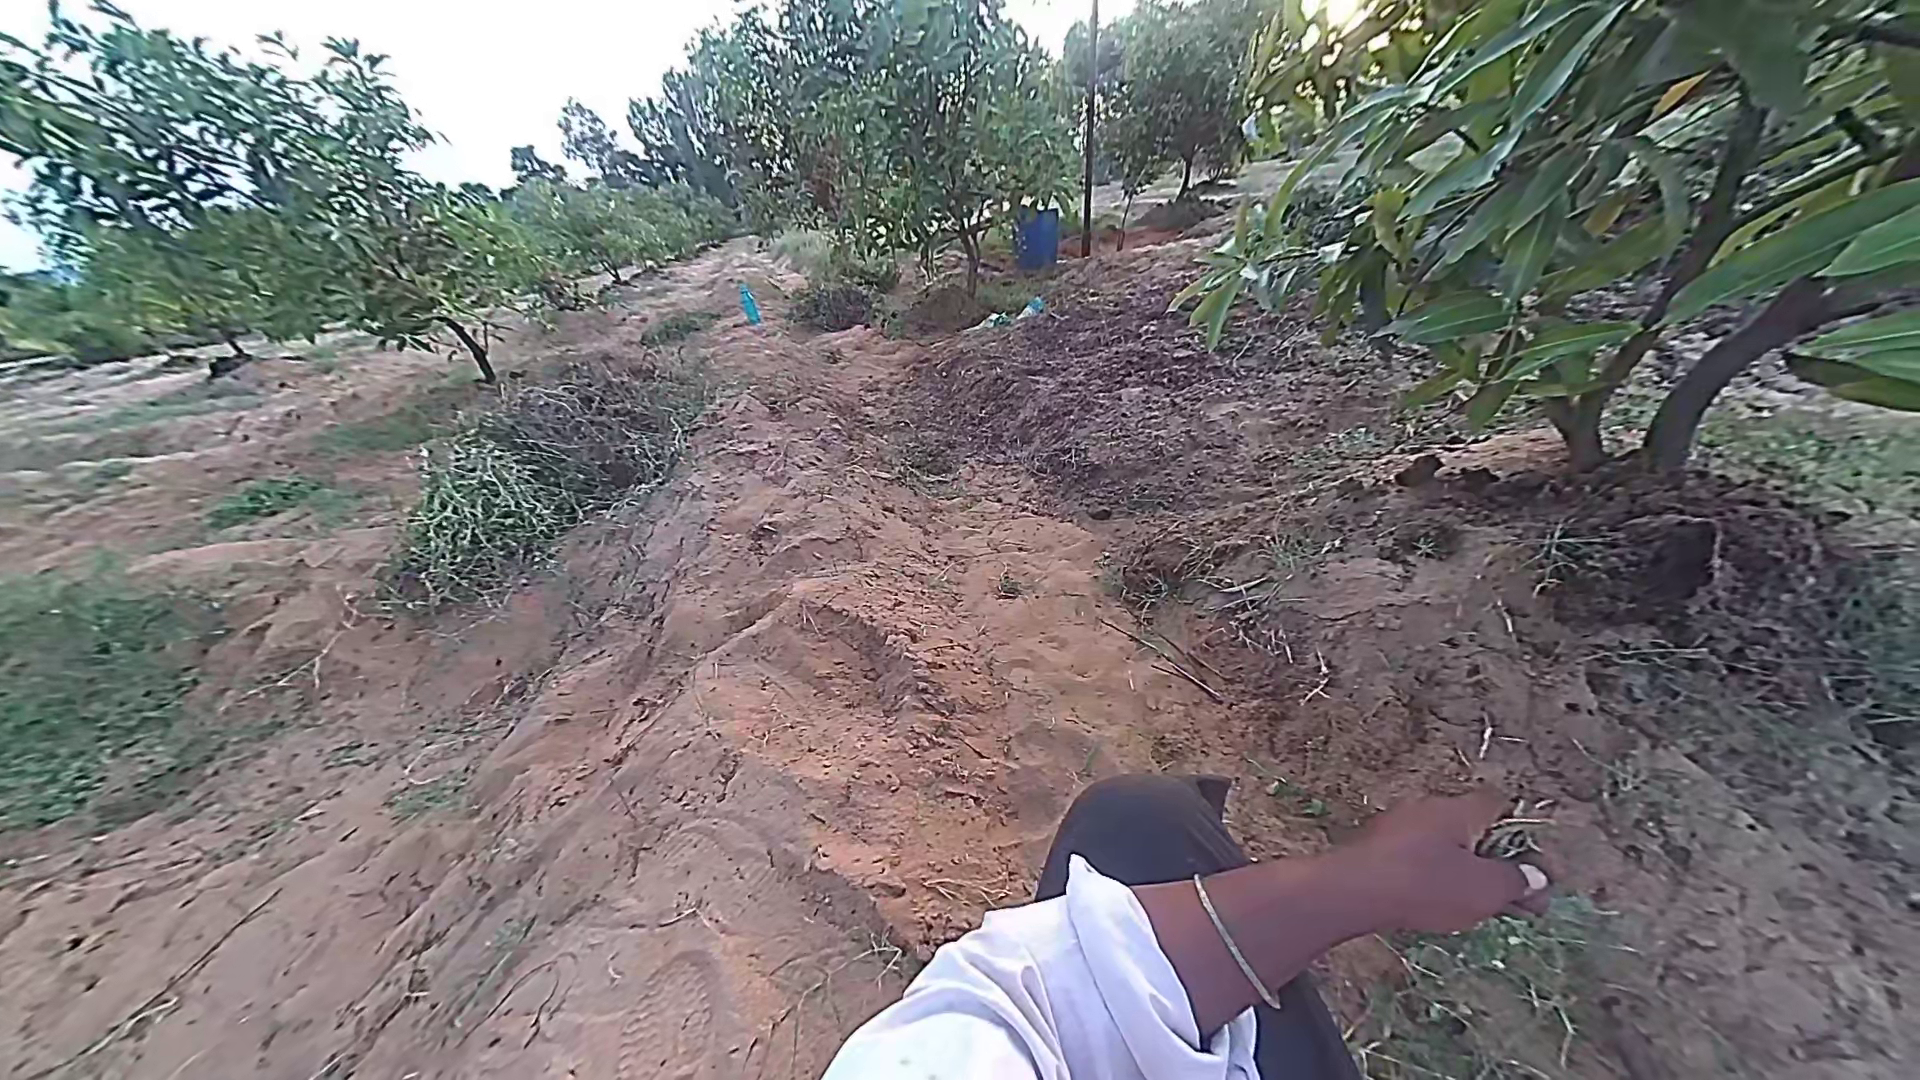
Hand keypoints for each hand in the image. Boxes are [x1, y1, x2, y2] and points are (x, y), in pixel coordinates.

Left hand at [1340, 788, 1550, 934]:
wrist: (1355, 888)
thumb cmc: (1426, 884)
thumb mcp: (1487, 888)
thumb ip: (1517, 879)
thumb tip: (1535, 873)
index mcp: (1453, 809)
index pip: (1497, 804)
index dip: (1523, 832)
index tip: (1535, 867)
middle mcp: (1424, 808)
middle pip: (1474, 827)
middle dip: (1499, 861)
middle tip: (1520, 901)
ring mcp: (1398, 824)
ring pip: (1448, 843)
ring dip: (1471, 871)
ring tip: (1485, 908)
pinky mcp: (1381, 843)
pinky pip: (1422, 854)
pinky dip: (1440, 873)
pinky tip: (1445, 902)